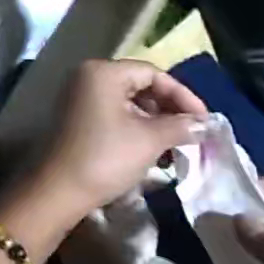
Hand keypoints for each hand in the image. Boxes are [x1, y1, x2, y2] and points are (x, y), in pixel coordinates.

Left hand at [32, 60, 207, 216]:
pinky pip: (115, 112)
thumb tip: (203, 124)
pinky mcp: (78, 116)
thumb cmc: (105, 158)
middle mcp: (89, 76)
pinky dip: (137, 126)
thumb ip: (179, 126)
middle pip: (140, 84)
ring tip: (177, 144)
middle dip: (169, 108)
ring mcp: (81, 95)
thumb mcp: (149, 140)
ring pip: (129, 100)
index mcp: (103, 72)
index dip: (183, 95)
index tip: (205, 120)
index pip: (153, 73)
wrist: (58, 191)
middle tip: (193, 131)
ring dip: (155, 120)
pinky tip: (155, 149)